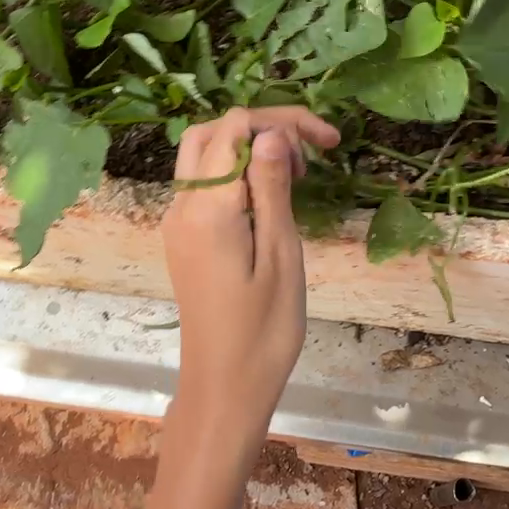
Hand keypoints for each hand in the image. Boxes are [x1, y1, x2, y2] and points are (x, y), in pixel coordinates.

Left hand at [162, 107, 340, 432]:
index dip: (284, 122)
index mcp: (208, 207)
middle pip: (213, 131)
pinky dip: (234, 170)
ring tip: (295, 173)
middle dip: (263, 126)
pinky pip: (202, 182)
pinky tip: (268, 194)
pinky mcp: (183, 237)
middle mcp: (182, 205)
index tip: (330, 142)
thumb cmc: (264, 329)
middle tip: (311, 155)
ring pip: (203, 153)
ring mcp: (177, 221)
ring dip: (247, 146)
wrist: (225, 386)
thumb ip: (271, 189)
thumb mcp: (281, 255)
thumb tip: (272, 133)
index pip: (236, 128)